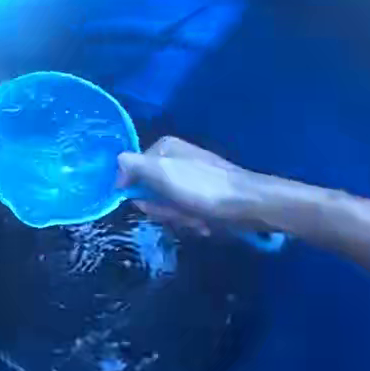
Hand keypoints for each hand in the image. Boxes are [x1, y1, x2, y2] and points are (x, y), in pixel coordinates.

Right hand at [115, 136, 269, 233]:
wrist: (252, 205)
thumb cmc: (202, 188)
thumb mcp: (159, 171)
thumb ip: (131, 164)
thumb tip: (117, 165)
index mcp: (163, 148)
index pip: (131, 172)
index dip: (137, 191)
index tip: (150, 203)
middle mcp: (176, 159)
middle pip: (148, 190)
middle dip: (161, 208)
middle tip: (178, 213)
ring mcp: (191, 177)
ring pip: (166, 203)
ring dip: (177, 216)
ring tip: (195, 219)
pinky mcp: (205, 194)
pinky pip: (184, 209)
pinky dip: (191, 219)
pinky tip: (204, 222)